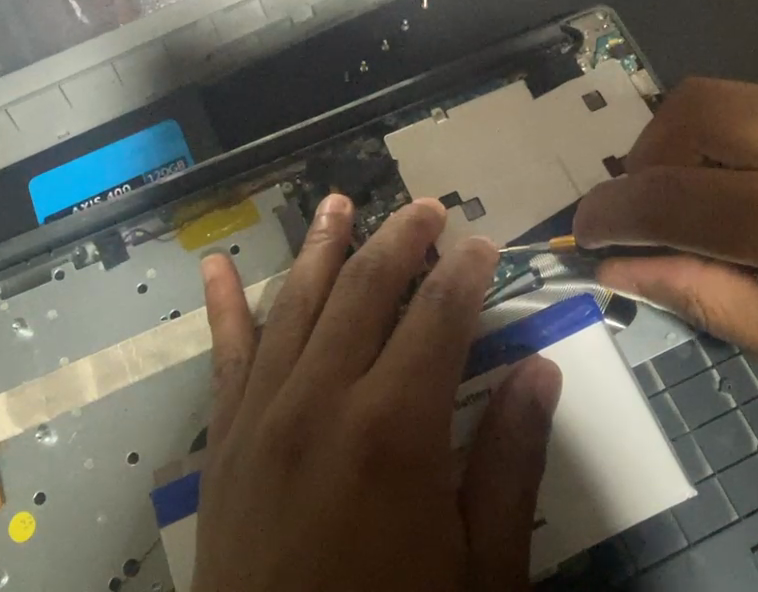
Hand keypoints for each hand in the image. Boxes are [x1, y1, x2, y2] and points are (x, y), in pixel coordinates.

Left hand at [193, 195, 563, 591]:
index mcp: (395, 427)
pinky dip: (224, 303)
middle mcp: (322, 398)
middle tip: (425, 207)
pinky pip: (225, 353)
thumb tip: (540, 369)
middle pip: (365, 289)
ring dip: (320, 246)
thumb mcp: (481, 568)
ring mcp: (264, 411)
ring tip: (339, 203)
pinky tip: (218, 264)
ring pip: (295, 302)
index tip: (482, 242)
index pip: (439, 316)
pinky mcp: (225, 436)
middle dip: (399, 240)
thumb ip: (510, 461)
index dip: (465, 271)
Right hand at [575, 80, 757, 491]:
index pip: (690, 195)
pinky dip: (752, 135)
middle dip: (646, 153)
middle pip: (704, 107)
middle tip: (638, 208)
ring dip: (695, 140)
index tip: (580, 229)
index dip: (619, 209)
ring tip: (699, 199)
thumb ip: (718, 305)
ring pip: (745, 94)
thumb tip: (620, 268)